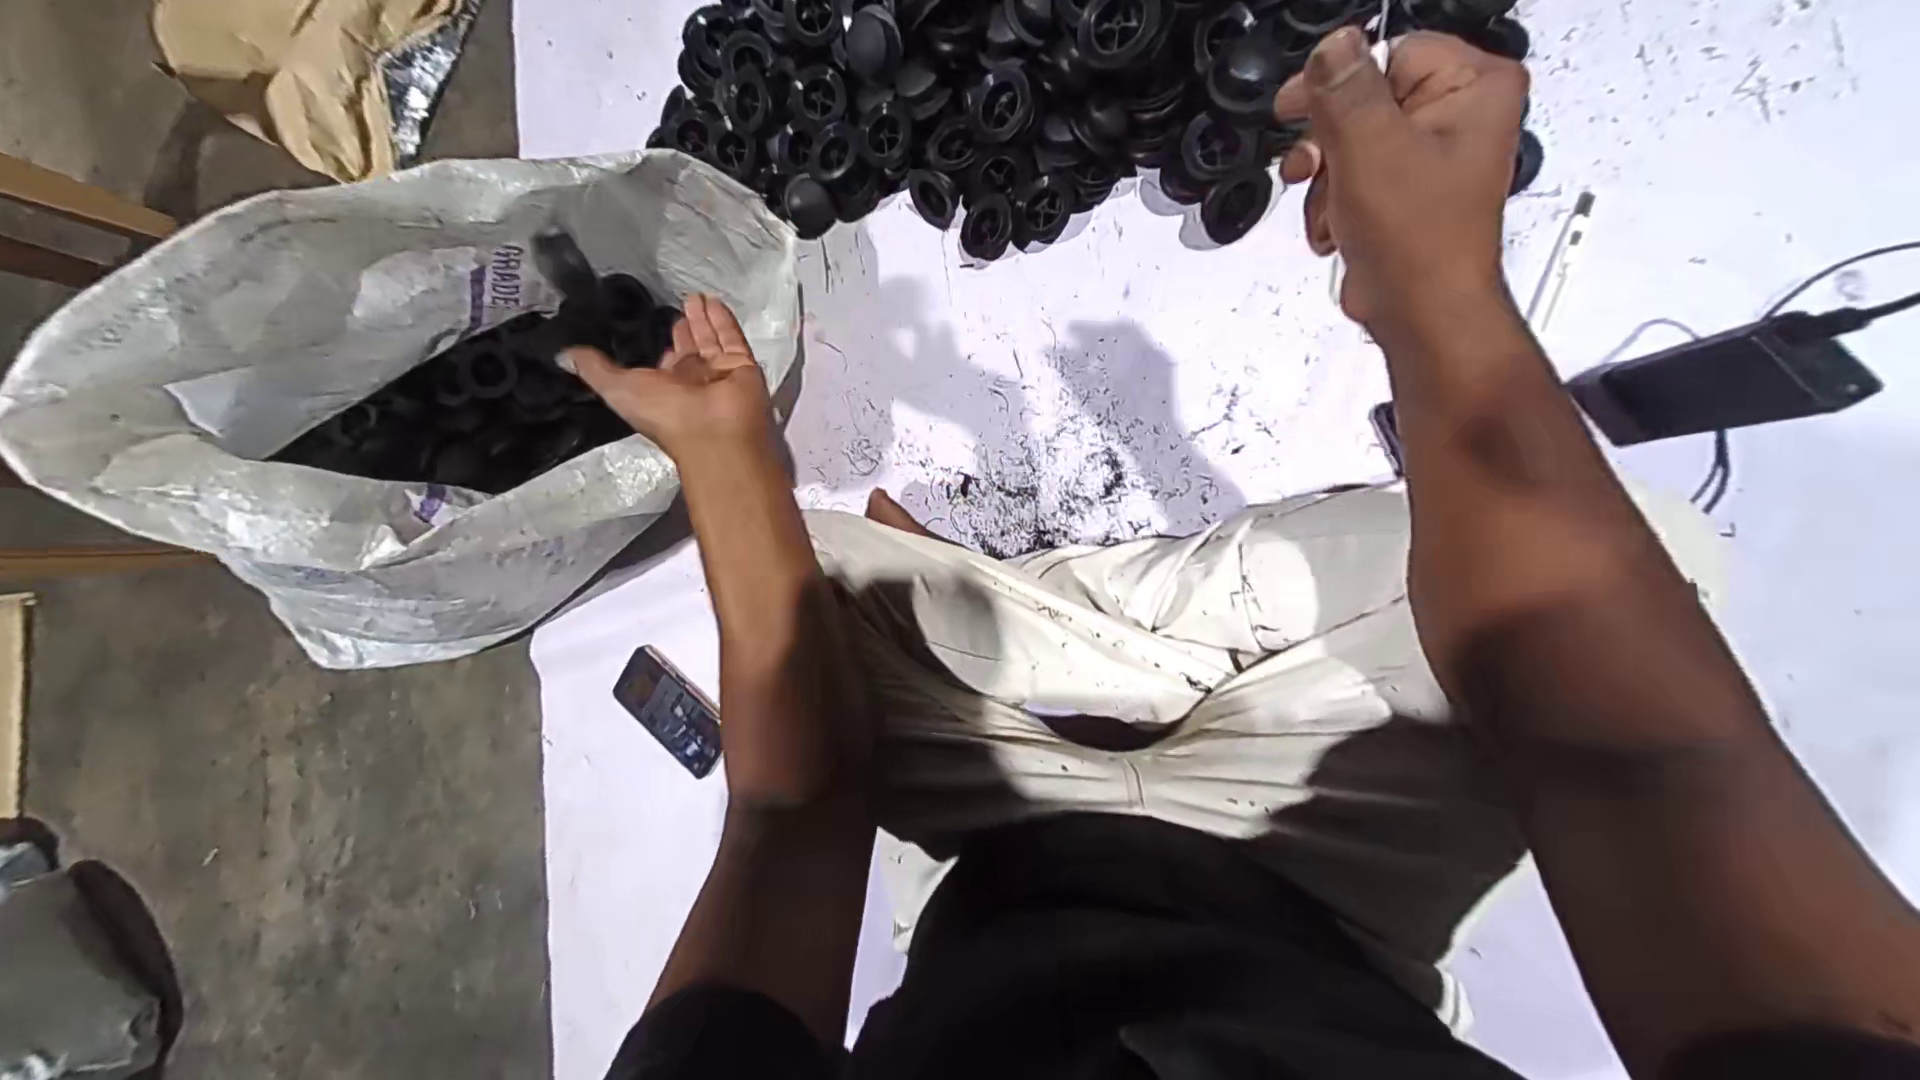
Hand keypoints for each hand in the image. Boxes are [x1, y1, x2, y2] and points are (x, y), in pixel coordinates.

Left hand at [563, 294, 775, 462]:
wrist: (714, 433)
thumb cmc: (665, 415)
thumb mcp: (617, 391)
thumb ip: (595, 369)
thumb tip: (563, 354)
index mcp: (666, 389)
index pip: (665, 363)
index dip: (659, 346)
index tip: (651, 326)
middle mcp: (694, 380)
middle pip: (689, 348)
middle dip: (683, 328)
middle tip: (676, 303)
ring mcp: (720, 372)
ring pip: (710, 339)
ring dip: (701, 318)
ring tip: (693, 294)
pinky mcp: (742, 364)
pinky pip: (731, 337)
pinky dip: (722, 319)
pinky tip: (710, 300)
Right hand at [1273, 28, 1528, 327]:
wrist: (1418, 308)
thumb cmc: (1418, 241)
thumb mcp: (1371, 152)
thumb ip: (1346, 93)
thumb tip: (1332, 47)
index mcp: (1471, 88)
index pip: (1390, 53)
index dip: (1336, 83)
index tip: (1295, 106)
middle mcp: (1455, 117)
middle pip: (1364, 103)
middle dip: (1327, 146)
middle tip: (1309, 167)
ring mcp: (1426, 159)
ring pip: (1349, 147)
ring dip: (1325, 183)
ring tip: (1331, 211)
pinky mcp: (1400, 194)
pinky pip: (1350, 181)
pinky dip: (1332, 206)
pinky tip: (1337, 227)